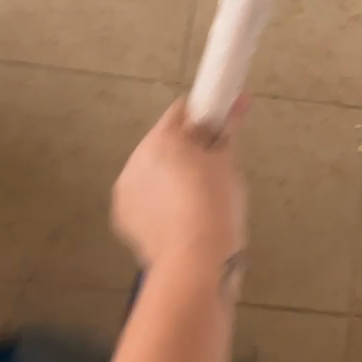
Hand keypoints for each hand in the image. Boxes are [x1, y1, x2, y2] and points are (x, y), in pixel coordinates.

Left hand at [112, 102, 246, 282]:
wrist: (195, 260)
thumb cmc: (216, 205)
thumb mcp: (227, 164)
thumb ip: (227, 129)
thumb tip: (238, 101)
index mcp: (163, 139)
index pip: (183, 111)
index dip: (204, 116)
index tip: (219, 130)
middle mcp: (136, 158)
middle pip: (164, 142)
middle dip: (185, 150)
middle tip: (212, 170)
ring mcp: (125, 189)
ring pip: (152, 171)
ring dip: (169, 176)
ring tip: (195, 200)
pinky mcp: (123, 217)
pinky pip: (144, 198)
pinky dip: (158, 203)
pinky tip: (178, 218)